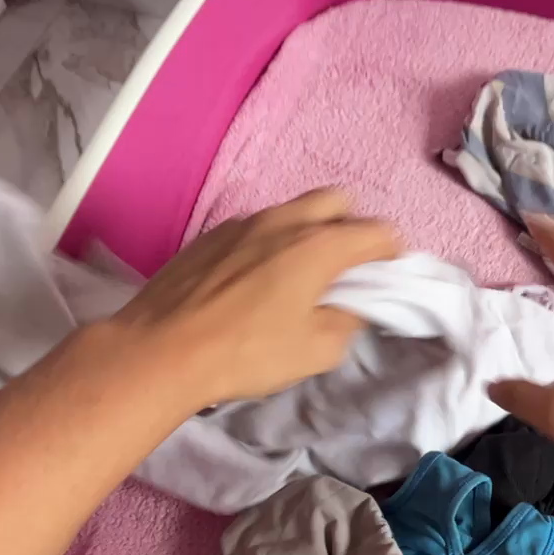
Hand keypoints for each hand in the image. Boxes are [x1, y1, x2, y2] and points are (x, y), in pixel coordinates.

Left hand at [112, 189, 399, 409]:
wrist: (161, 350)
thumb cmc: (247, 353)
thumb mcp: (317, 350)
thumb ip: (347, 321)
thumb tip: (351, 306)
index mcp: (318, 246)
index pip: (376, 231)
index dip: (392, 253)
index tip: (388, 276)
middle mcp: (284, 221)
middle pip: (337, 201)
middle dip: (354, 227)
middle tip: (348, 267)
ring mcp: (242, 222)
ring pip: (294, 210)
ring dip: (311, 232)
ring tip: (302, 275)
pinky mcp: (210, 235)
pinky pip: (258, 226)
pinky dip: (274, 242)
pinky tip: (259, 279)